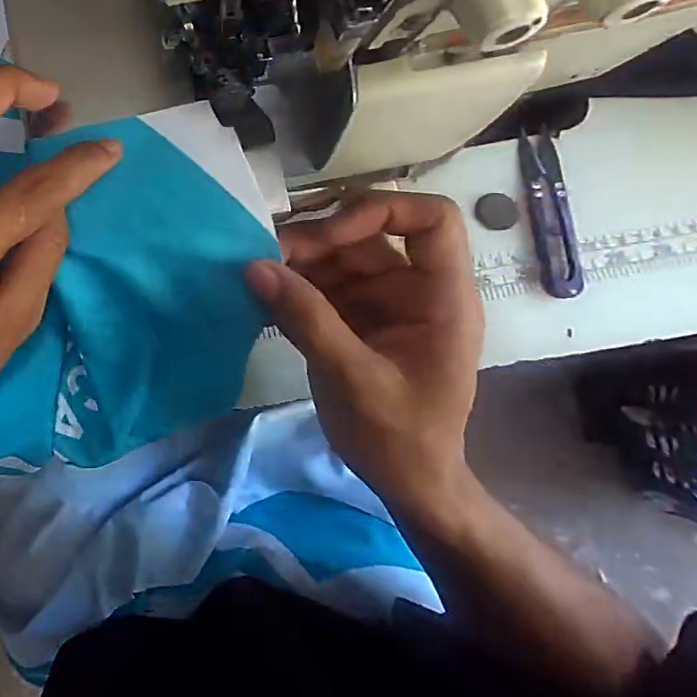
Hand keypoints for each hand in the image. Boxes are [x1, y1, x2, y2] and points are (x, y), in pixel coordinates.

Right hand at [245, 192, 483, 514]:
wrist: (408, 486)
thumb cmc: (400, 439)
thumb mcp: (352, 380)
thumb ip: (306, 320)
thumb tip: (254, 267)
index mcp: (442, 297)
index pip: (432, 220)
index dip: (382, 210)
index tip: (330, 234)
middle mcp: (416, 289)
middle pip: (369, 236)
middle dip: (318, 241)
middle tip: (267, 258)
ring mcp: (386, 303)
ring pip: (341, 258)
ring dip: (299, 263)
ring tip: (256, 277)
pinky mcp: (359, 319)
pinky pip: (325, 286)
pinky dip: (295, 287)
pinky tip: (262, 297)